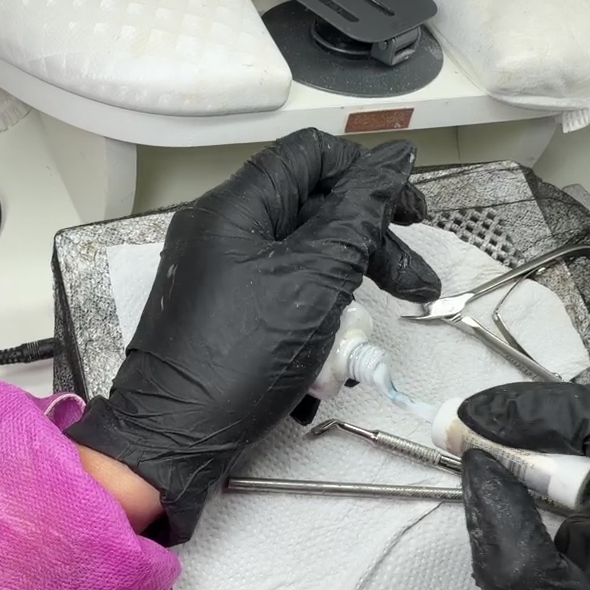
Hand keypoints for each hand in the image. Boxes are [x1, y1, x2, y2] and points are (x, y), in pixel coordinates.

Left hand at [68, 129, 440, 544]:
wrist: (174, 434)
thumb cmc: (244, 354)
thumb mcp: (315, 278)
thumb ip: (358, 213)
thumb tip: (394, 158)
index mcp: (235, 206)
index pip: (310, 155)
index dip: (366, 173)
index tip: (408, 214)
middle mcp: (221, 227)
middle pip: (310, 207)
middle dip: (369, 240)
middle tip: (416, 284)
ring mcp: (217, 268)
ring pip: (299, 253)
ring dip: (347, 281)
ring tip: (377, 326)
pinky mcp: (220, 305)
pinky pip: (278, 288)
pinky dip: (313, 306)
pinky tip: (337, 342)